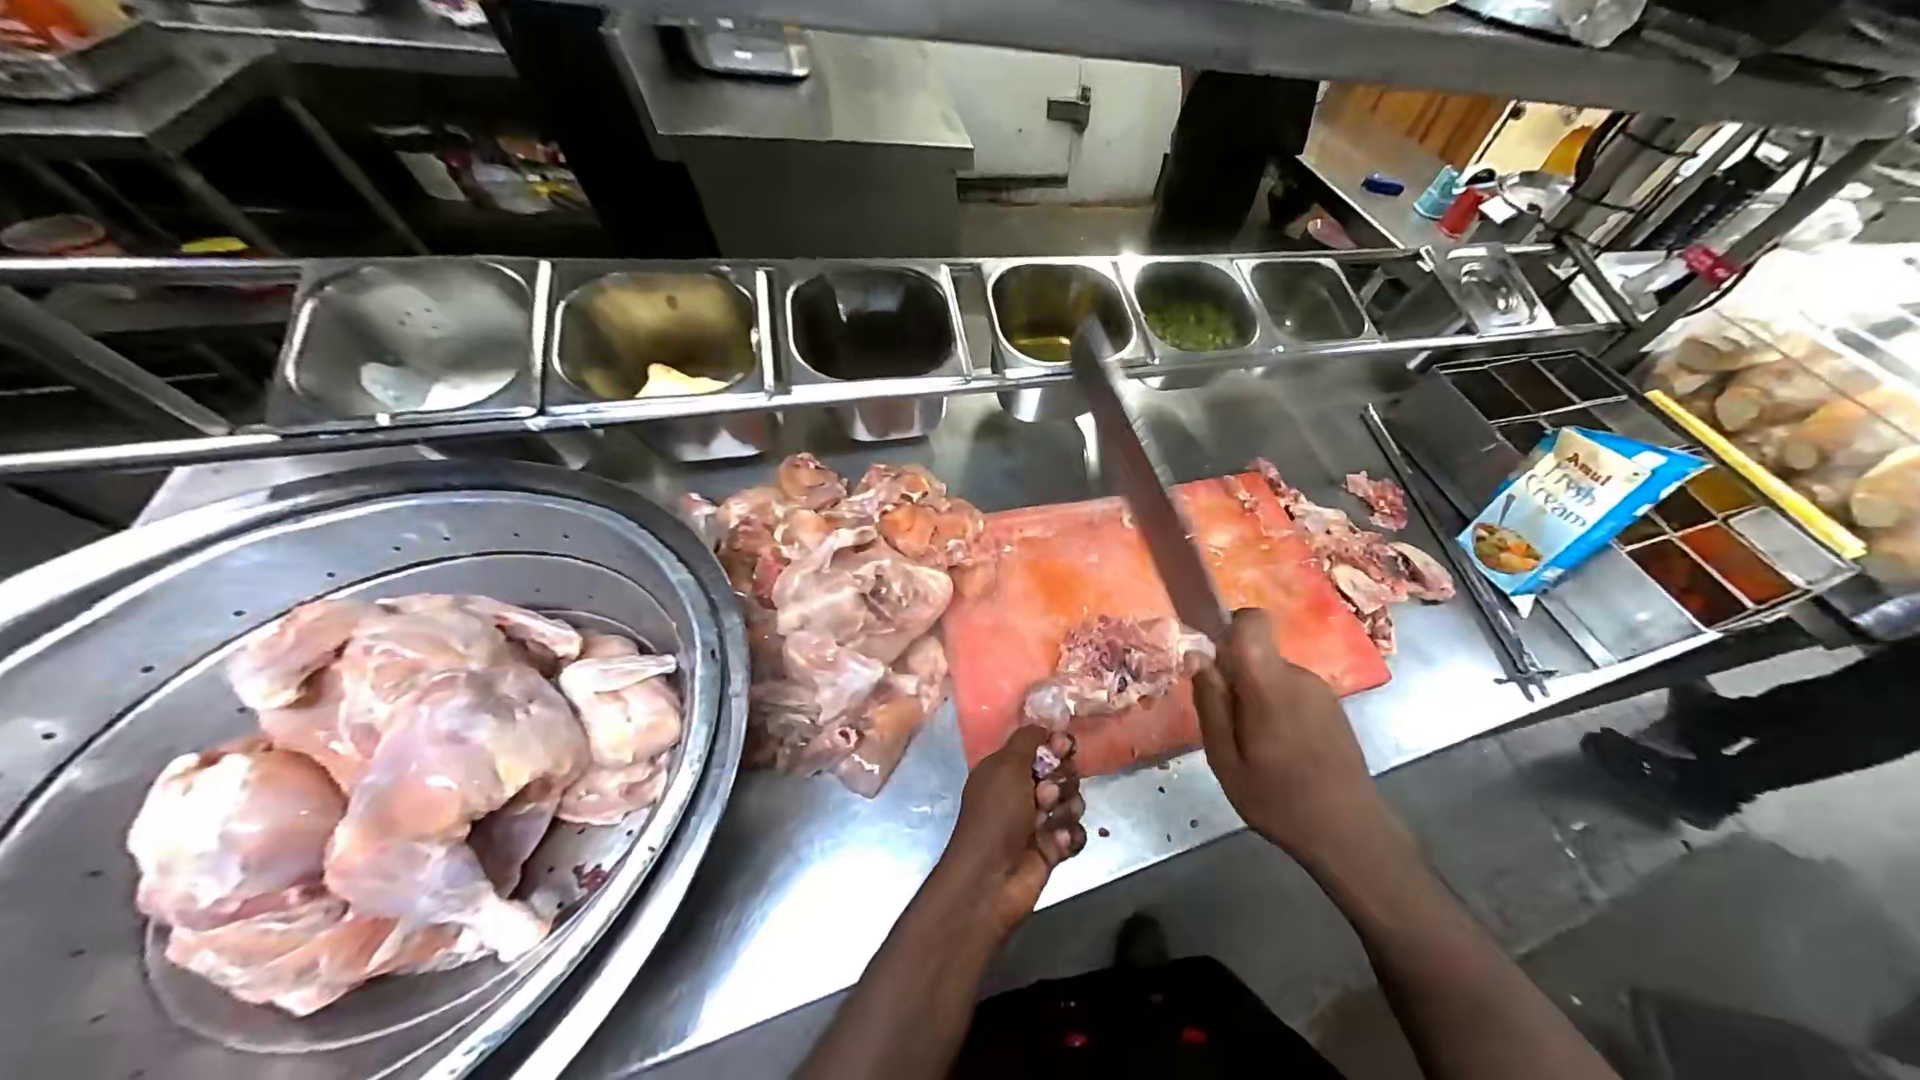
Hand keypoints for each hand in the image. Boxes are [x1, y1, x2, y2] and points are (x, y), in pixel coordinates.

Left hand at [938, 726, 1084, 935]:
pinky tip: (1054, 844)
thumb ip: (1027, 740)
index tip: (1064, 747)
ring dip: (1065, 810)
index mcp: (1006, 769)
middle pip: (1063, 773)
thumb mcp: (1006, 766)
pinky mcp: (1053, 847)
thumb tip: (1045, 727)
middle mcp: (1023, 791)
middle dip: (1061, 781)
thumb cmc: (995, 815)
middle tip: (1043, 794)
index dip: (1056, 746)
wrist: (992, 877)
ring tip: (1046, 822)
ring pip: (1073, 802)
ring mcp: (1039, 820)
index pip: (1042, 747)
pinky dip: (1067, 837)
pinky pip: (1076, 833)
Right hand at [1193, 608, 1395, 861]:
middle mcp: (1298, 676)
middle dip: (1233, 676)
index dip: (1228, 628)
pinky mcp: (1331, 705)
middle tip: (1226, 724)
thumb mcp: (1224, 758)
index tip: (1212, 663)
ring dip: (1253, 695)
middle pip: (1255, 652)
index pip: (1252, 622)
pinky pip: (1290, 688)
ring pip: (1271, 672)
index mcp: (1269, 684)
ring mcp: (1320, 690)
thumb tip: (1196, 655)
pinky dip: (1274, 706)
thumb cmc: (1277, 800)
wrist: (1350, 833)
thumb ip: (1210, 702)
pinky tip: (1277, 748)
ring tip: (1252, 743)